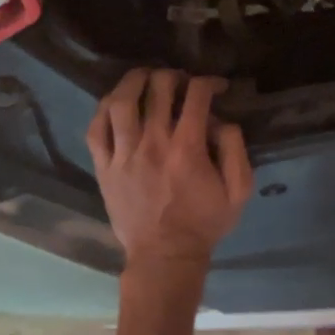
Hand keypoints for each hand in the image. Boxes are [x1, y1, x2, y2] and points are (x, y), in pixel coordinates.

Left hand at [87, 68, 252, 269]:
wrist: (164, 259)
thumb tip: (222, 119)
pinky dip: (104, 108)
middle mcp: (153, 144)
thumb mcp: (238, 190)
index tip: (216, 86)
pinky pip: (96, 129)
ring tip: (145, 78)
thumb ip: (235, 148)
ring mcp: (124, 155)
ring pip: (122, 102)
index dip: (210, 81)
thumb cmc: (204, 223)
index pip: (196, 94)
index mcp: (187, 147)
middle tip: (180, 82)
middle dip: (173, 75)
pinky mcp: (104, 168)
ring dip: (135, 81)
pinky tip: (116, 102)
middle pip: (158, 88)